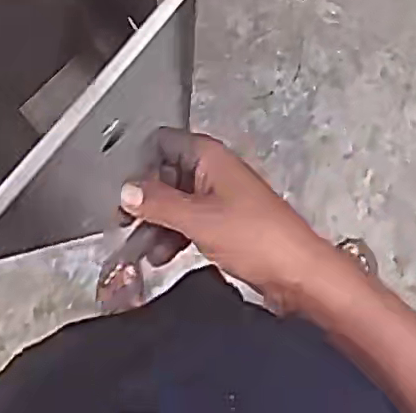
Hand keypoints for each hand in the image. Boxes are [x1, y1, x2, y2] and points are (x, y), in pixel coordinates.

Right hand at [116, 129, 349, 312]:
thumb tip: (127, 190)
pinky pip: (188, 220)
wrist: (296, 271)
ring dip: (157, 221)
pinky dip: (172, 234)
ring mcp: (218, 195)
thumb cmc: (256, 236)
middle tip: (122, 222)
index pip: (162, 143)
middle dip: (145, 197)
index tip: (120, 188)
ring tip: (141, 248)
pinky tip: (161, 254)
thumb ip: (159, 203)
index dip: (139, 163)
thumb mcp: (198, 219)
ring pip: (175, 200)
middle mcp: (213, 169)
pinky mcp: (223, 221)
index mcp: (208, 155)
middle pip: (166, 173)